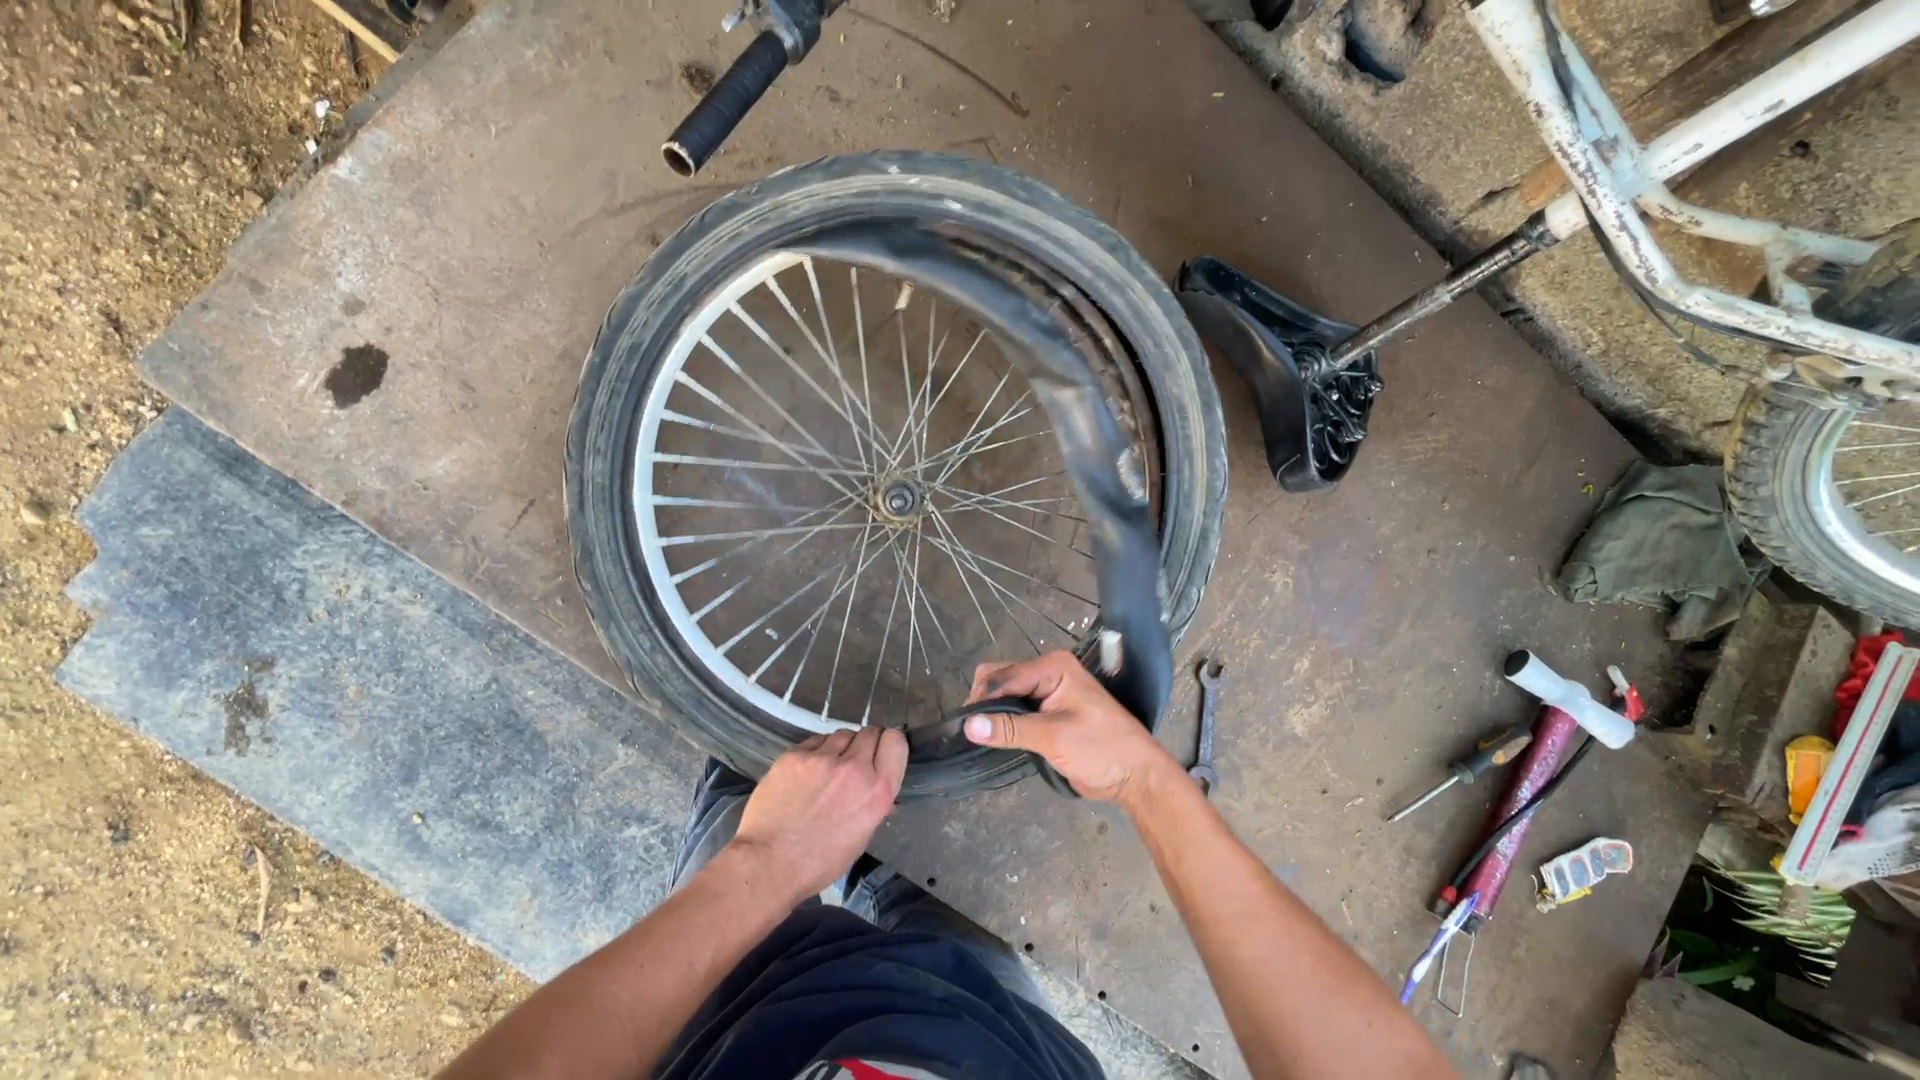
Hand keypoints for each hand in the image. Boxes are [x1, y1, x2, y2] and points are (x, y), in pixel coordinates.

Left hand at [727, 726, 906, 903]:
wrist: (768, 863)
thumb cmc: (819, 861)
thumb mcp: (860, 838)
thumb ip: (874, 806)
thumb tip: (879, 793)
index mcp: (877, 791)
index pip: (896, 742)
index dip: (889, 744)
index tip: (880, 752)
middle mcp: (854, 769)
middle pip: (870, 732)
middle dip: (864, 744)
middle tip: (852, 762)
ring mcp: (822, 759)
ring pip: (841, 734)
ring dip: (839, 748)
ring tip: (827, 769)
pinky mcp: (794, 755)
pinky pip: (814, 742)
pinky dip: (815, 752)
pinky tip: (805, 772)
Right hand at [962, 651, 1180, 804]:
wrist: (1134, 775)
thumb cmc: (1101, 748)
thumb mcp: (1054, 737)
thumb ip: (1011, 729)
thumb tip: (968, 726)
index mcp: (1053, 667)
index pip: (1003, 675)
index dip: (981, 698)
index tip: (964, 725)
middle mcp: (1048, 674)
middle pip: (1000, 680)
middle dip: (984, 703)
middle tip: (973, 732)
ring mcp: (1047, 694)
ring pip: (1005, 697)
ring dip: (992, 714)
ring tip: (979, 737)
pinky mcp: (1046, 716)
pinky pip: (1015, 712)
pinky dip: (1002, 723)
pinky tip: (993, 738)